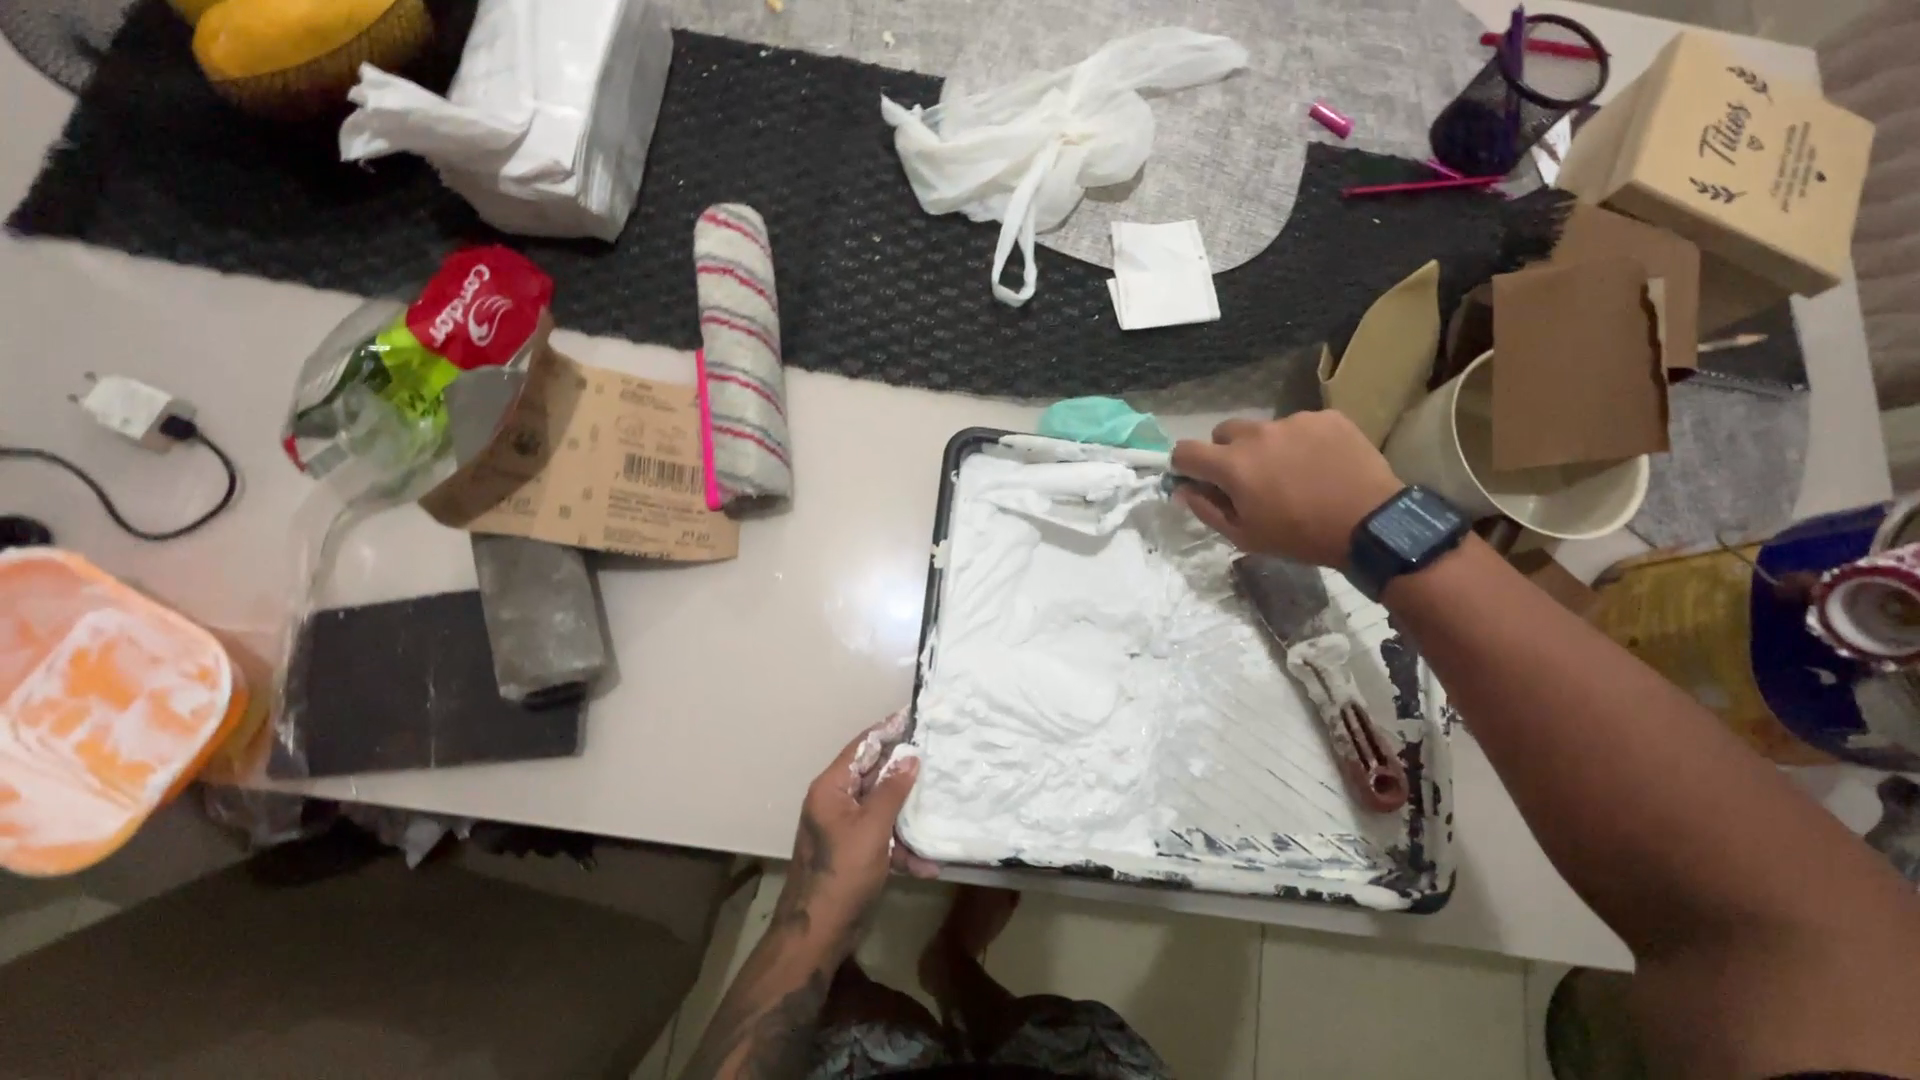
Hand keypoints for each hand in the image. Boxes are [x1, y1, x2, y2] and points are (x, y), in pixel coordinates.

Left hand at [774, 712, 936, 961]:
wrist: (818, 933)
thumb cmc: (842, 874)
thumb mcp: (872, 828)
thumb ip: (892, 790)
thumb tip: (910, 756)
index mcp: (831, 788)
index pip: (861, 747)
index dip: (887, 731)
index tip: (914, 716)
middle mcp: (835, 802)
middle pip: (874, 776)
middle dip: (906, 775)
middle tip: (938, 760)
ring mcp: (844, 829)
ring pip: (883, 809)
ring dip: (909, 819)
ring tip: (939, 814)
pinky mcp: (854, 853)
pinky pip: (882, 839)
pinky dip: (902, 849)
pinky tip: (927, 865)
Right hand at [1171, 412, 1402, 566]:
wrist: (1370, 523)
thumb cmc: (1300, 537)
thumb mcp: (1245, 536)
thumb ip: (1206, 509)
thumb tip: (1182, 489)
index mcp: (1232, 465)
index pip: (1185, 451)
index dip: (1184, 465)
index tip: (1197, 479)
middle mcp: (1257, 434)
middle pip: (1224, 432)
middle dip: (1227, 453)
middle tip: (1250, 479)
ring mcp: (1294, 421)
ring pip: (1265, 429)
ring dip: (1267, 447)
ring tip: (1294, 473)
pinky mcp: (1326, 417)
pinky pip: (1301, 426)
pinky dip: (1302, 442)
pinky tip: (1321, 464)